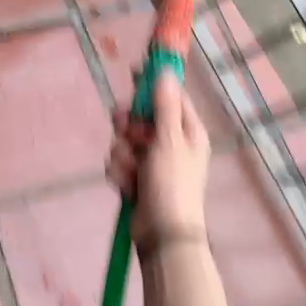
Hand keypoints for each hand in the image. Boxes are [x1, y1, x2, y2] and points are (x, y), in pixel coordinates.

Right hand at [107, 76, 210, 247]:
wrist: (163, 234)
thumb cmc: (172, 184)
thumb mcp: (169, 141)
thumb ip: (164, 106)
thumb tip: (165, 71)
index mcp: (187, 132)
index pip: (171, 96)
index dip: (153, 84)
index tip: (134, 72)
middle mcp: (170, 143)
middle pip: (140, 116)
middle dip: (128, 126)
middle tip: (125, 130)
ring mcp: (151, 161)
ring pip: (123, 140)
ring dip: (122, 154)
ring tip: (131, 172)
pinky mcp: (135, 177)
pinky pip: (117, 161)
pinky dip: (119, 172)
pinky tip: (126, 186)